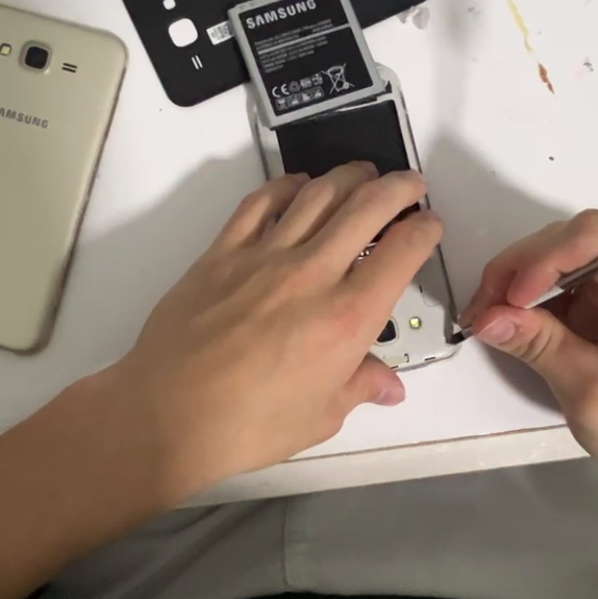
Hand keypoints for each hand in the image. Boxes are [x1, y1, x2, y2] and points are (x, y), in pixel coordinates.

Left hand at [100, 163, 442, 499]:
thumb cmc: (248, 425)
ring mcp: (264, 257)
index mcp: (347, 317)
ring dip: (349, 176)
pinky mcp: (223, 252)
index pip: (402, 252)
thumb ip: (360, 386)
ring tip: (365, 173)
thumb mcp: (321, 416)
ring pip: (318, 195)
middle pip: (366, 207)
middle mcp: (312, 274)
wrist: (168, 414)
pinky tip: (299, 184)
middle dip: (398, 187)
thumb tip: (390, 385)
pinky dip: (286, 184)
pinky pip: (260, 203)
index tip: (429, 223)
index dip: (424, 229)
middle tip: (410, 183)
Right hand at [459, 210, 597, 494]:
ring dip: (517, 280)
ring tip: (487, 317)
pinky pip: (562, 282)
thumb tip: (485, 316)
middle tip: (482, 311)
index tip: (513, 298)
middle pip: (573, 240)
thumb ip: (540, 346)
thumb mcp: (592, 396)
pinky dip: (527, 296)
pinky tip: (506, 321)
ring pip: (561, 255)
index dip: (547, 257)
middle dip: (521, 268)